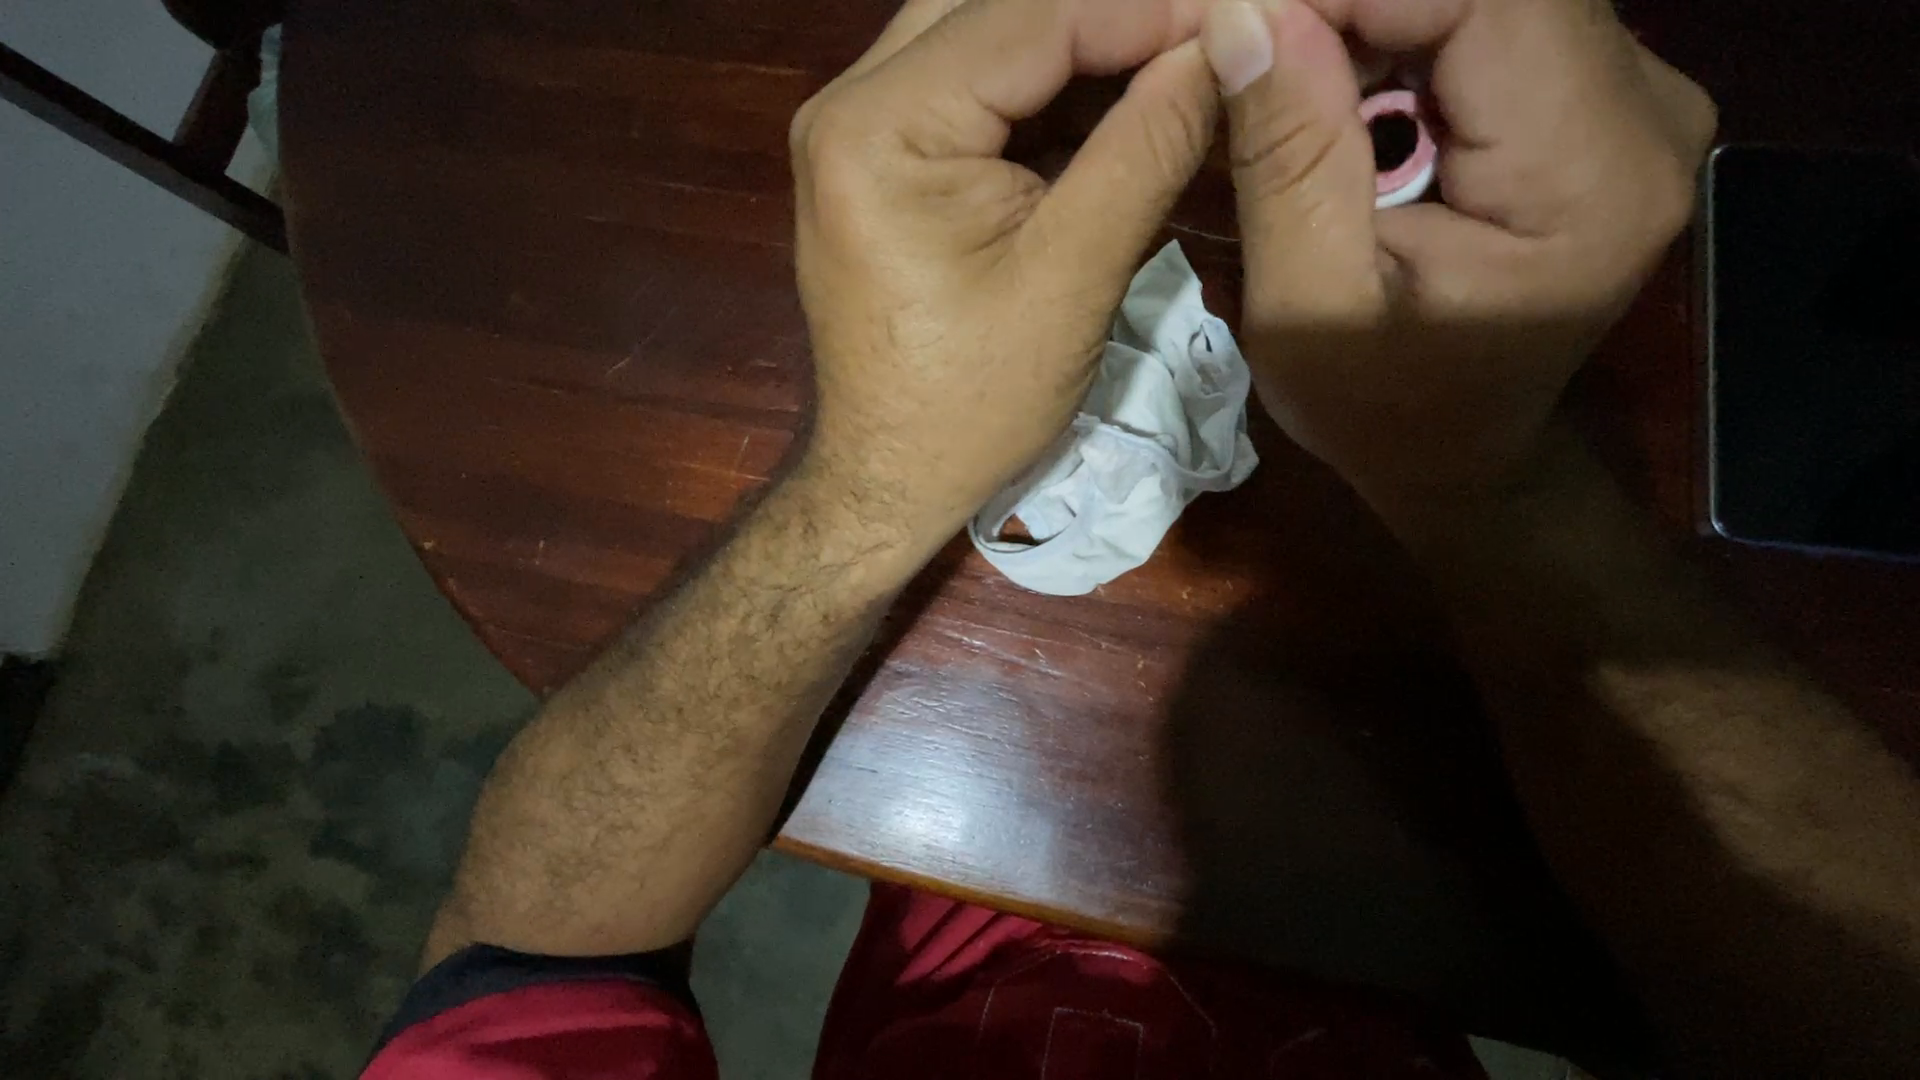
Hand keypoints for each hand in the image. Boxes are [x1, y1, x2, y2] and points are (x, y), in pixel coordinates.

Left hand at [789, 0, 1217, 558]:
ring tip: (1174, 70)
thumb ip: (1147, 147)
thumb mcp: (1070, 280)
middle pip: (999, 9)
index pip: (1033, 14)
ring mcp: (854, 134)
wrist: (892, 477)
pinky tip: (1115, 105)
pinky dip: (1044, 95)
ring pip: (984, 40)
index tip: (1245, 14)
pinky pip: (968, 96)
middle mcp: (847, 105)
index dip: (1150, 6)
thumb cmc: (972, 406)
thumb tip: (1226, 43)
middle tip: (1205, 40)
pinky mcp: (875, 166)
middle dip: (1111, 20)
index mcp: (879, 128)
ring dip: (1081, 49)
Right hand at [1199, 0, 1715, 516]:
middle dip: (1346, 12)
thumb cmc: (1374, 410)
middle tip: (1242, 58)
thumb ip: (1286, 165)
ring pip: (1482, 5)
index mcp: (1587, 178)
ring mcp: (1628, 106)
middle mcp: (1643, 114)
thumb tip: (1245, 15)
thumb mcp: (1307, 308)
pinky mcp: (1590, 113)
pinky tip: (1332, 110)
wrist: (1452, 456)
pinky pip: (1486, 38)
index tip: (1235, 20)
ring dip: (1363, 34)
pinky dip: (1394, 56)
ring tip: (1274, 91)